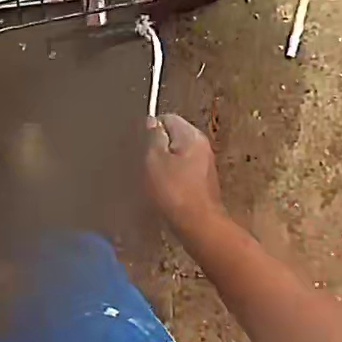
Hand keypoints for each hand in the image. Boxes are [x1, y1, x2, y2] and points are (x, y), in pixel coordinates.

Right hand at [142, 114, 228, 237]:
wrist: (196, 223)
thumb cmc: (173, 189)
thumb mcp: (154, 158)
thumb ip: (153, 136)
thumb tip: (151, 122)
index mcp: (192, 136)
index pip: (166, 118)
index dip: (150, 128)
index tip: (139, 144)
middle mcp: (201, 146)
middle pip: (171, 136)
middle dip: (154, 145)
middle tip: (141, 159)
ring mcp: (202, 163)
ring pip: (173, 152)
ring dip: (160, 160)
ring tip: (149, 174)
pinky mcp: (199, 180)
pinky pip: (178, 168)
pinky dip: (168, 173)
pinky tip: (160, 185)